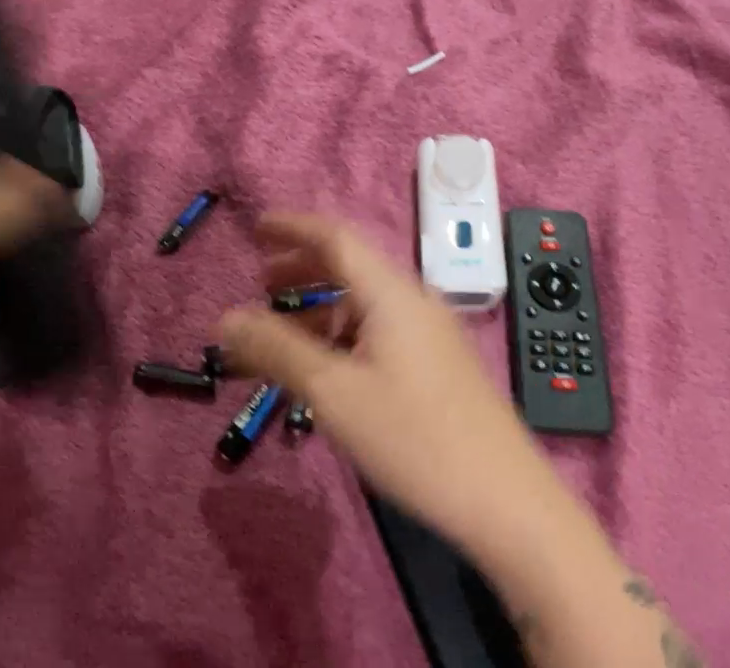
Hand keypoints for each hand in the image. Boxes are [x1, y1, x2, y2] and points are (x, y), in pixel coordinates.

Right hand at [217, 214, 569, 554]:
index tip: (255, 229)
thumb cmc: (413, 438)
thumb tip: (225, 318)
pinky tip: (323, 368)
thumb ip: (277, 349)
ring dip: (319, 307)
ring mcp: (430, 336)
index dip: (292, 228)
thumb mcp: (333, 392)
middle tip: (259, 282)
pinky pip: (378, 332)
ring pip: (364, 304)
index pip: (337, 238)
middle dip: (302, 268)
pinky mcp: (436, 368)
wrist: (504, 500)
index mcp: (392, 293)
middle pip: (351, 267)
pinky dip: (341, 335)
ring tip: (280, 331)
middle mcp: (414, 303)